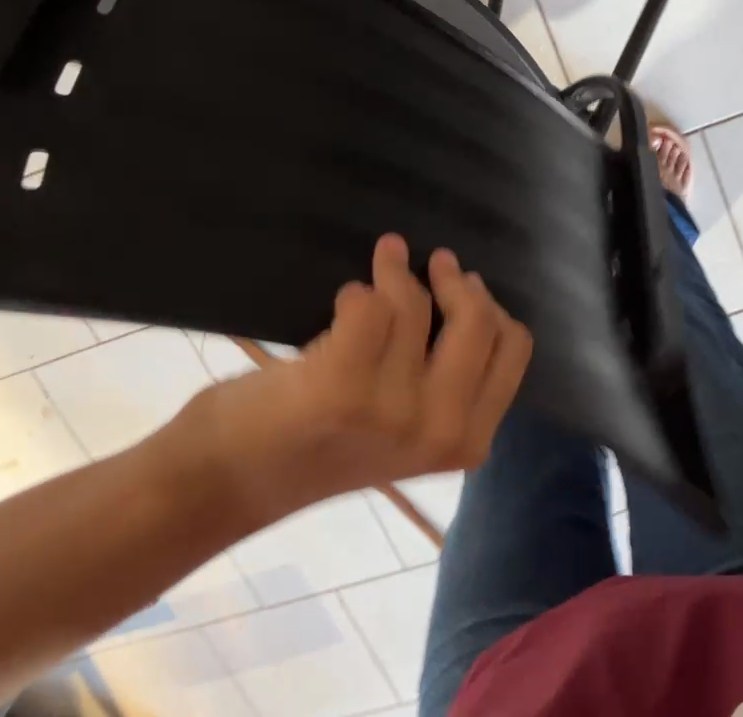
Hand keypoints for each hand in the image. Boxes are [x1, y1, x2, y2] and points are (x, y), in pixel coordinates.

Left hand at [156, 235, 532, 524]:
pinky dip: (356, 290)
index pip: (513, 347)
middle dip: (454, 278)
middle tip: (432, 261)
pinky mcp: (342, 388)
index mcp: (466, 442)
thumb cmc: (319, 448)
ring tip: (383, 261)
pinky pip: (370, 305)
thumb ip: (448, 381)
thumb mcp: (409, 430)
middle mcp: (440, 430)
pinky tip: (344, 298)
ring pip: (416, 304)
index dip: (490, 305)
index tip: (463, 284)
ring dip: (395, 270)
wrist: (229, 482)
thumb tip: (467, 293)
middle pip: (479, 320)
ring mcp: (393, 412)